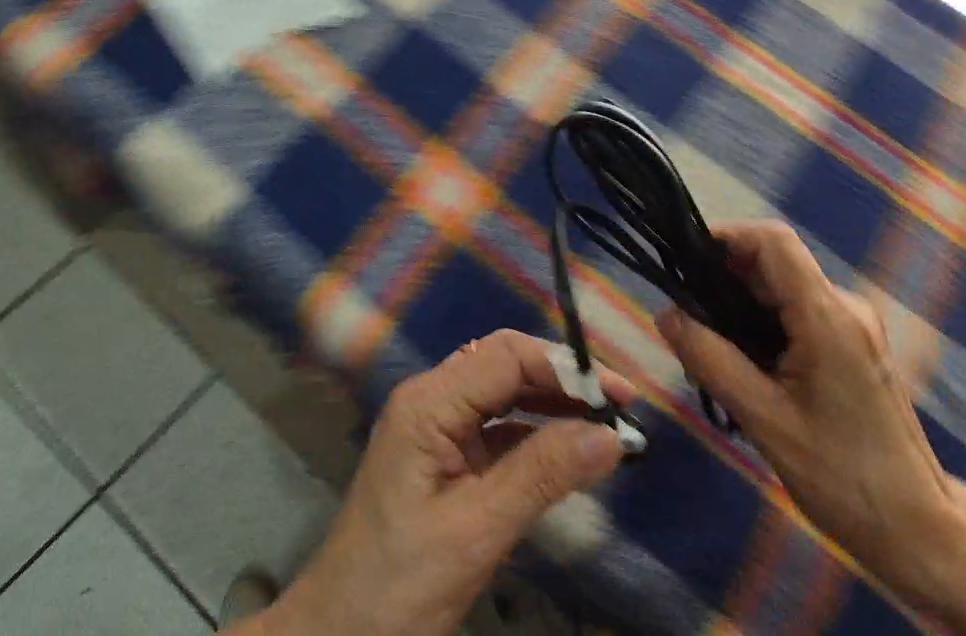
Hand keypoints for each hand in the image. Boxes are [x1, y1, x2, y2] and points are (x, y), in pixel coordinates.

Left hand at [254, 330, 633, 635]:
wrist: (341, 633)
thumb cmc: (400, 582)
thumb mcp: (477, 529)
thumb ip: (542, 475)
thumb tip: (612, 435)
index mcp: (428, 404)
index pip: (506, 357)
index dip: (566, 367)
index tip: (622, 396)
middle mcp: (431, 403)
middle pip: (507, 367)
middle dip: (565, 382)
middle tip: (624, 409)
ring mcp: (437, 431)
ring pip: (506, 396)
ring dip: (557, 407)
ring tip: (609, 428)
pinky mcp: (446, 460)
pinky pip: (501, 431)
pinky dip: (540, 437)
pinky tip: (574, 454)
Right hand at [655, 221, 965, 604]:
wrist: (916, 527)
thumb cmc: (840, 474)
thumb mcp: (763, 417)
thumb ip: (709, 358)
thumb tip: (665, 313)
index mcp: (828, 316)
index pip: (772, 242)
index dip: (723, 236)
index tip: (680, 260)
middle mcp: (845, 308)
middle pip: (772, 266)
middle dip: (721, 282)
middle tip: (682, 322)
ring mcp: (853, 328)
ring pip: (781, 293)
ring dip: (738, 310)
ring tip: (704, 351)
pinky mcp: (852, 349)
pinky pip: (796, 318)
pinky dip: (760, 329)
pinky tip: (739, 368)